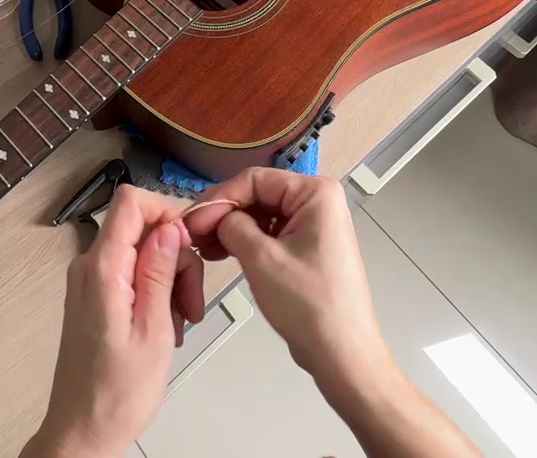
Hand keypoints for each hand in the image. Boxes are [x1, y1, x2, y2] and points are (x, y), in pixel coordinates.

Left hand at [24, 185, 205, 457]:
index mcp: (103, 268)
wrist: (82, 432)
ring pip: (141, 251)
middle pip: (142, 228)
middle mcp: (89, 265)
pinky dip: (153, 290)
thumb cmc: (115, 395)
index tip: (187, 242)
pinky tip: (164, 324)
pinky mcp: (94, 293)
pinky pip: (131, 271)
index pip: (130, 201)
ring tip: (179, 322)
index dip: (164, 211)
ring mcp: (90, 279)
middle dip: (175, 257)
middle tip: (189, 302)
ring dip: (168, 279)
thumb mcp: (154, 331)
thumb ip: (160, 272)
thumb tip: (169, 228)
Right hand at [180, 169, 385, 390]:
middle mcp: (318, 202)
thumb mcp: (261, 258)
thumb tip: (216, 217)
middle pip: (258, 195)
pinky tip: (222, 254)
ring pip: (261, 215)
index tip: (192, 220)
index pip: (255, 180)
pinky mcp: (308, 248)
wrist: (344, 357)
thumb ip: (232, 225)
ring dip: (231, 229)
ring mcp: (314, 226)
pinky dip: (246, 242)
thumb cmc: (308, 304)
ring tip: (204, 247)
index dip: (220, 198)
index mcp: (315, 193)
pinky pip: (270, 233)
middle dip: (224, 214)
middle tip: (193, 234)